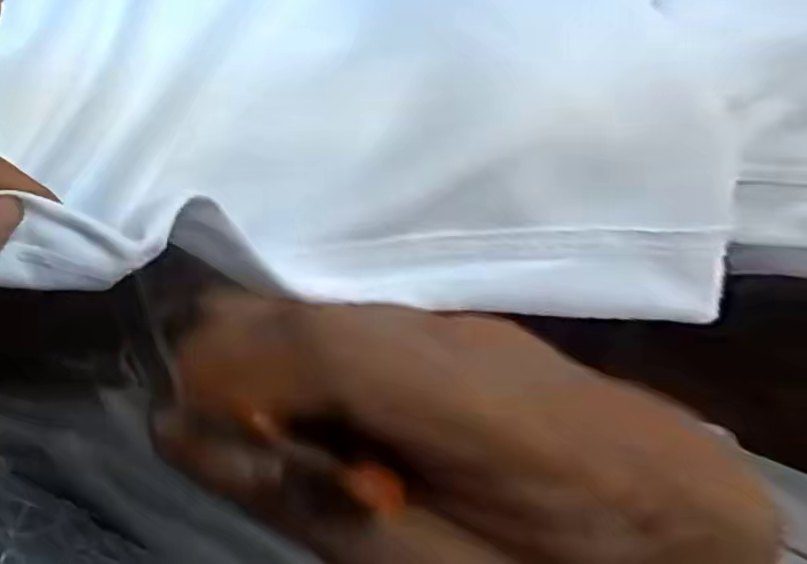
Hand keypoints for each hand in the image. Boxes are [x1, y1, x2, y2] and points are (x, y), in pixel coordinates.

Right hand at [155, 294, 781, 563]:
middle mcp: (483, 343)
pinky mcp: (440, 315)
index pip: (334, 349)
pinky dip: (296, 354)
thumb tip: (166, 425)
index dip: (231, 372)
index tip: (186, 420)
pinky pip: (328, 312)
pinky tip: (333, 411)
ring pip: (302, 302)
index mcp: (521, 425)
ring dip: (260, 357)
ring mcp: (461, 318)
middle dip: (232, 365)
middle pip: (299, 312)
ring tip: (297, 433)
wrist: (675, 557)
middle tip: (251, 443)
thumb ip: (299, 501)